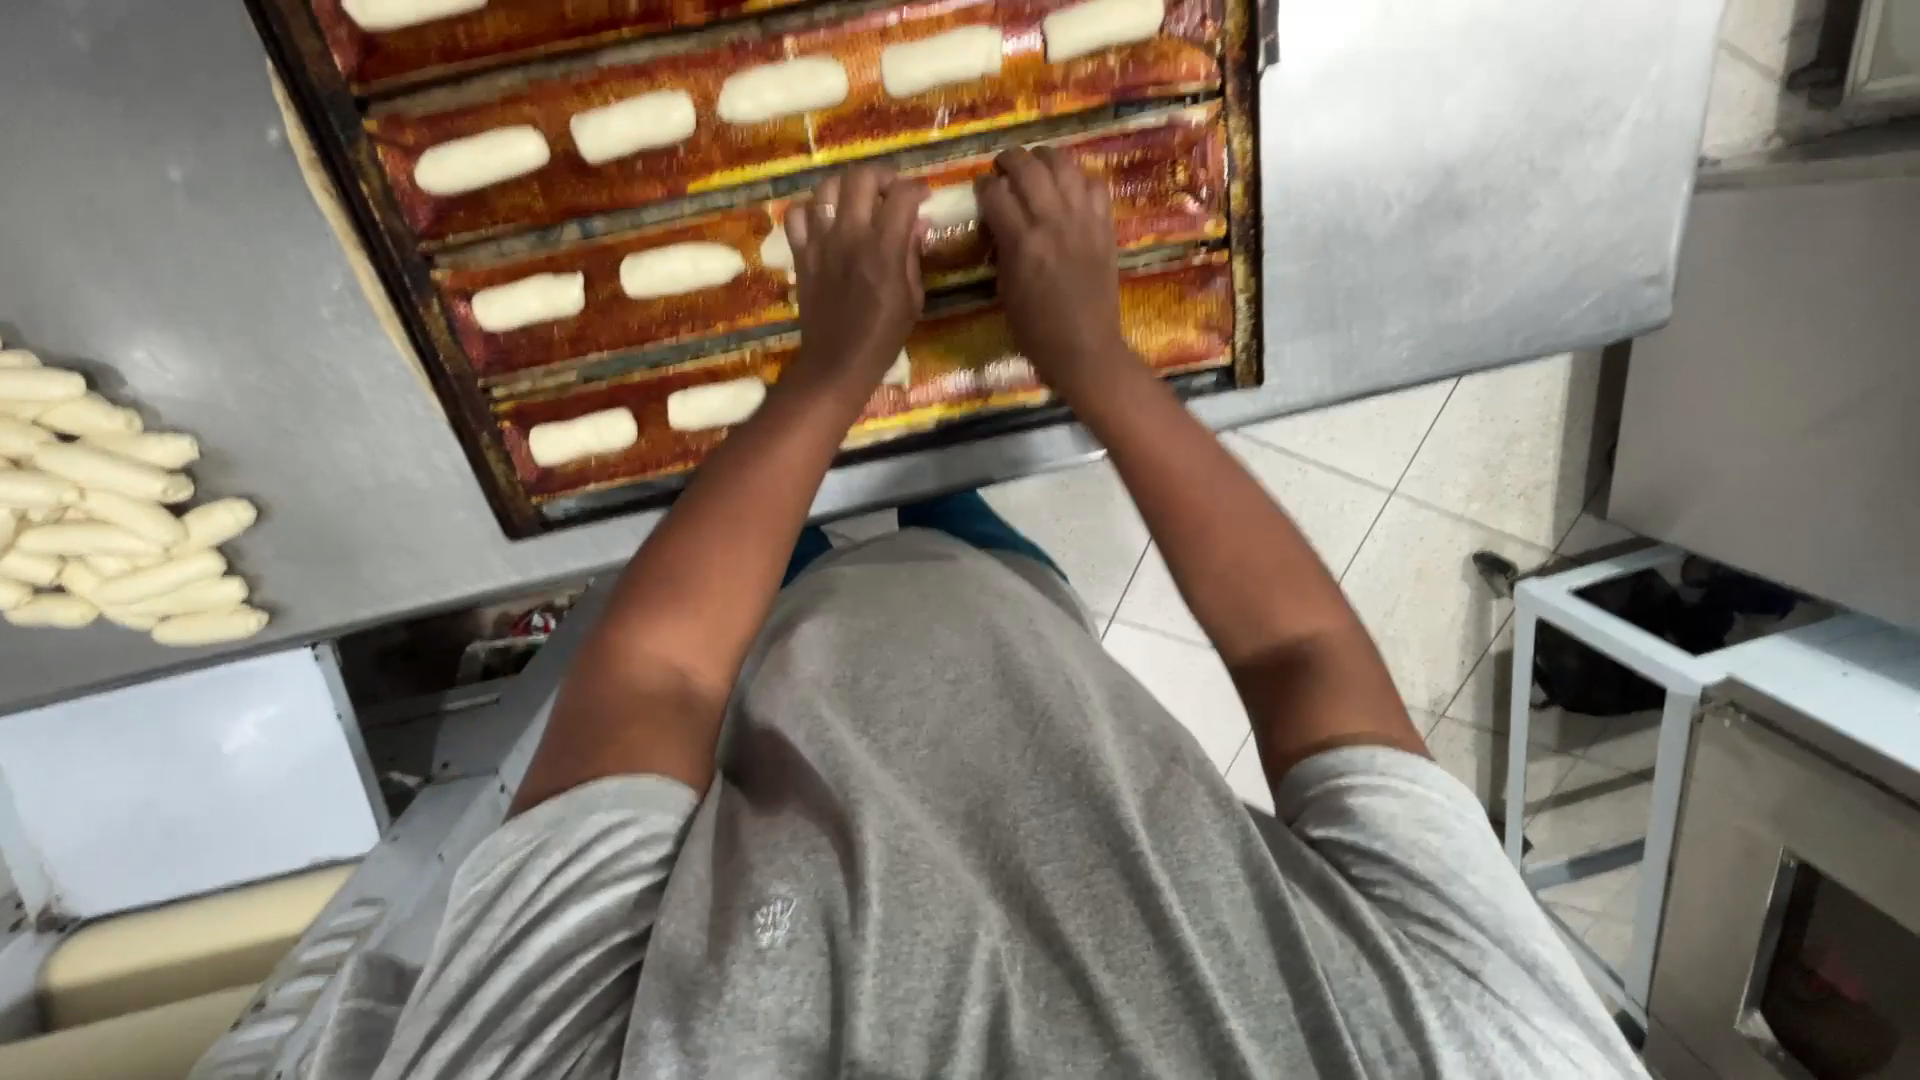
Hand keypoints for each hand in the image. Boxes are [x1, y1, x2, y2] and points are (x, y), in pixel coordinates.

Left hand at [784, 164, 928, 392]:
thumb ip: (913, 256)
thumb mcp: (912, 299)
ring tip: (858, 200)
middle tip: (891, 190)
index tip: (924, 196)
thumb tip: (919, 222)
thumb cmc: (883, 337)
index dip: (917, 188)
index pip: (902, 196)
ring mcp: (820, 242)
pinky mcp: (800, 253)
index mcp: (883, 249)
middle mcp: (850, 236)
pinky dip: (811, 209)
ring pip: (827, 187)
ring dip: (847, 186)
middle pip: (861, 177)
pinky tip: (825, 220)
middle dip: (882, 176)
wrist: (837, 362)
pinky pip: (797, 214)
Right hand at [976, 147, 1130, 397]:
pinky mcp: (1105, 226)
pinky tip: (1069, 188)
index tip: (980, 189)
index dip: (983, 186)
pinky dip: (1078, 178)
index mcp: (1022, 243)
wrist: (1085, 348)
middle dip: (1009, 160)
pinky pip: (1094, 184)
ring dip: (1044, 158)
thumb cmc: (1036, 330)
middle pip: (1027, 167)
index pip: (995, 193)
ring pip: (1063, 164)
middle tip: (1003, 167)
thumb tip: (998, 222)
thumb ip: (1002, 248)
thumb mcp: (1005, 289)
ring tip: (1035, 165)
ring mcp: (1083, 220)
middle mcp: (1052, 221)